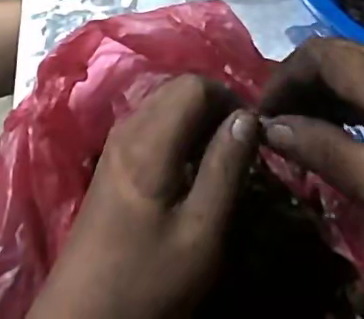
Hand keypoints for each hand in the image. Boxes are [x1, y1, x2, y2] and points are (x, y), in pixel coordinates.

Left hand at [30, 75, 260, 318]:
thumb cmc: (146, 280)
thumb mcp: (200, 234)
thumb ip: (225, 168)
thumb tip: (248, 117)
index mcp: (148, 138)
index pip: (194, 83)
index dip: (229, 97)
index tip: (252, 132)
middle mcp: (128, 127)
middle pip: (178, 87)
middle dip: (214, 104)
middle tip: (240, 143)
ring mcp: (115, 142)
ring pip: (164, 102)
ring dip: (197, 118)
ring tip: (220, 157)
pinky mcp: (111, 159)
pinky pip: (152, 122)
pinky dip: (178, 130)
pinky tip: (190, 168)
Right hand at [260, 38, 363, 276]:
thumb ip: (325, 152)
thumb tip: (269, 127)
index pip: (315, 56)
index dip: (280, 81)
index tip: (258, 118)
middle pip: (324, 55)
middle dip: (291, 86)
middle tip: (269, 127)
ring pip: (338, 66)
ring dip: (310, 94)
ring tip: (288, 133)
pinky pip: (356, 82)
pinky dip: (332, 102)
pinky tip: (322, 133)